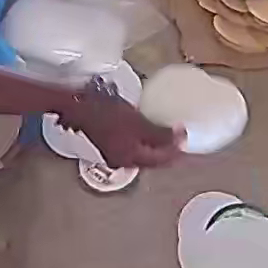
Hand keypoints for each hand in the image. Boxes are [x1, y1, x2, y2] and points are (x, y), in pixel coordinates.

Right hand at [60, 82, 180, 168]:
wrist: (79, 107)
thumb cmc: (109, 114)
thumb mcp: (138, 123)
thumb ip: (160, 134)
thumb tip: (180, 139)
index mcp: (131, 158)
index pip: (161, 160)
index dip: (176, 150)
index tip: (187, 139)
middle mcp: (123, 161)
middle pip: (152, 160)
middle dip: (167, 151)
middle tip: (181, 139)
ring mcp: (115, 153)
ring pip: (142, 153)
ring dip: (155, 146)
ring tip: (168, 135)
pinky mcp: (109, 144)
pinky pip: (133, 146)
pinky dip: (144, 141)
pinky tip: (147, 131)